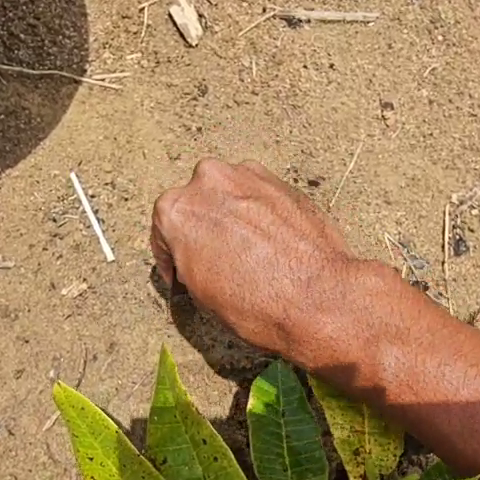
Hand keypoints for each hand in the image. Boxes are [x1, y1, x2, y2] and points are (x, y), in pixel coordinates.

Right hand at [151, 159, 389, 366]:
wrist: (316, 297)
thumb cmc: (255, 304)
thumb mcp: (202, 296)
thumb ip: (190, 263)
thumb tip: (197, 260)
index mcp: (175, 210)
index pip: (164, 231)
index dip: (172, 258)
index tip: (180, 271)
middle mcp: (207, 181)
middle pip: (198, 206)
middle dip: (203, 230)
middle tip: (214, 261)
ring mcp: (247, 174)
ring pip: (230, 197)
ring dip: (232, 219)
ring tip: (246, 254)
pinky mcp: (282, 180)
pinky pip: (260, 197)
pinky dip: (260, 216)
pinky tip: (270, 245)